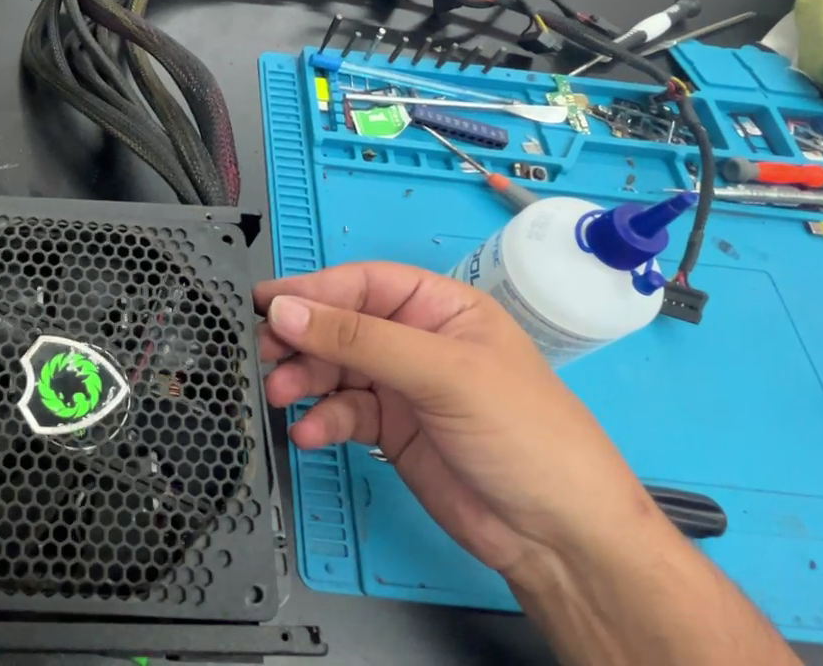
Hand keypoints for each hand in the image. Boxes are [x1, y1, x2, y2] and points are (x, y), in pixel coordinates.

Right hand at [256, 263, 665, 576]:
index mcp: (440, 308)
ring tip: (280, 394)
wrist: (558, 538)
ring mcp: (401, 385)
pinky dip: (320, 419)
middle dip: (301, 337)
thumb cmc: (522, 433)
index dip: (314, 290)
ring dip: (303, 379)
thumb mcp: (441, 374)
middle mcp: (416, 340)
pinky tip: (309, 432)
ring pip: (333, 367)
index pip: (364, 284)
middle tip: (265, 352)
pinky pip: (341, 411)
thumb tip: (284, 309)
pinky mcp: (389, 428)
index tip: (266, 302)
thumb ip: (358, 340)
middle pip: (340, 324)